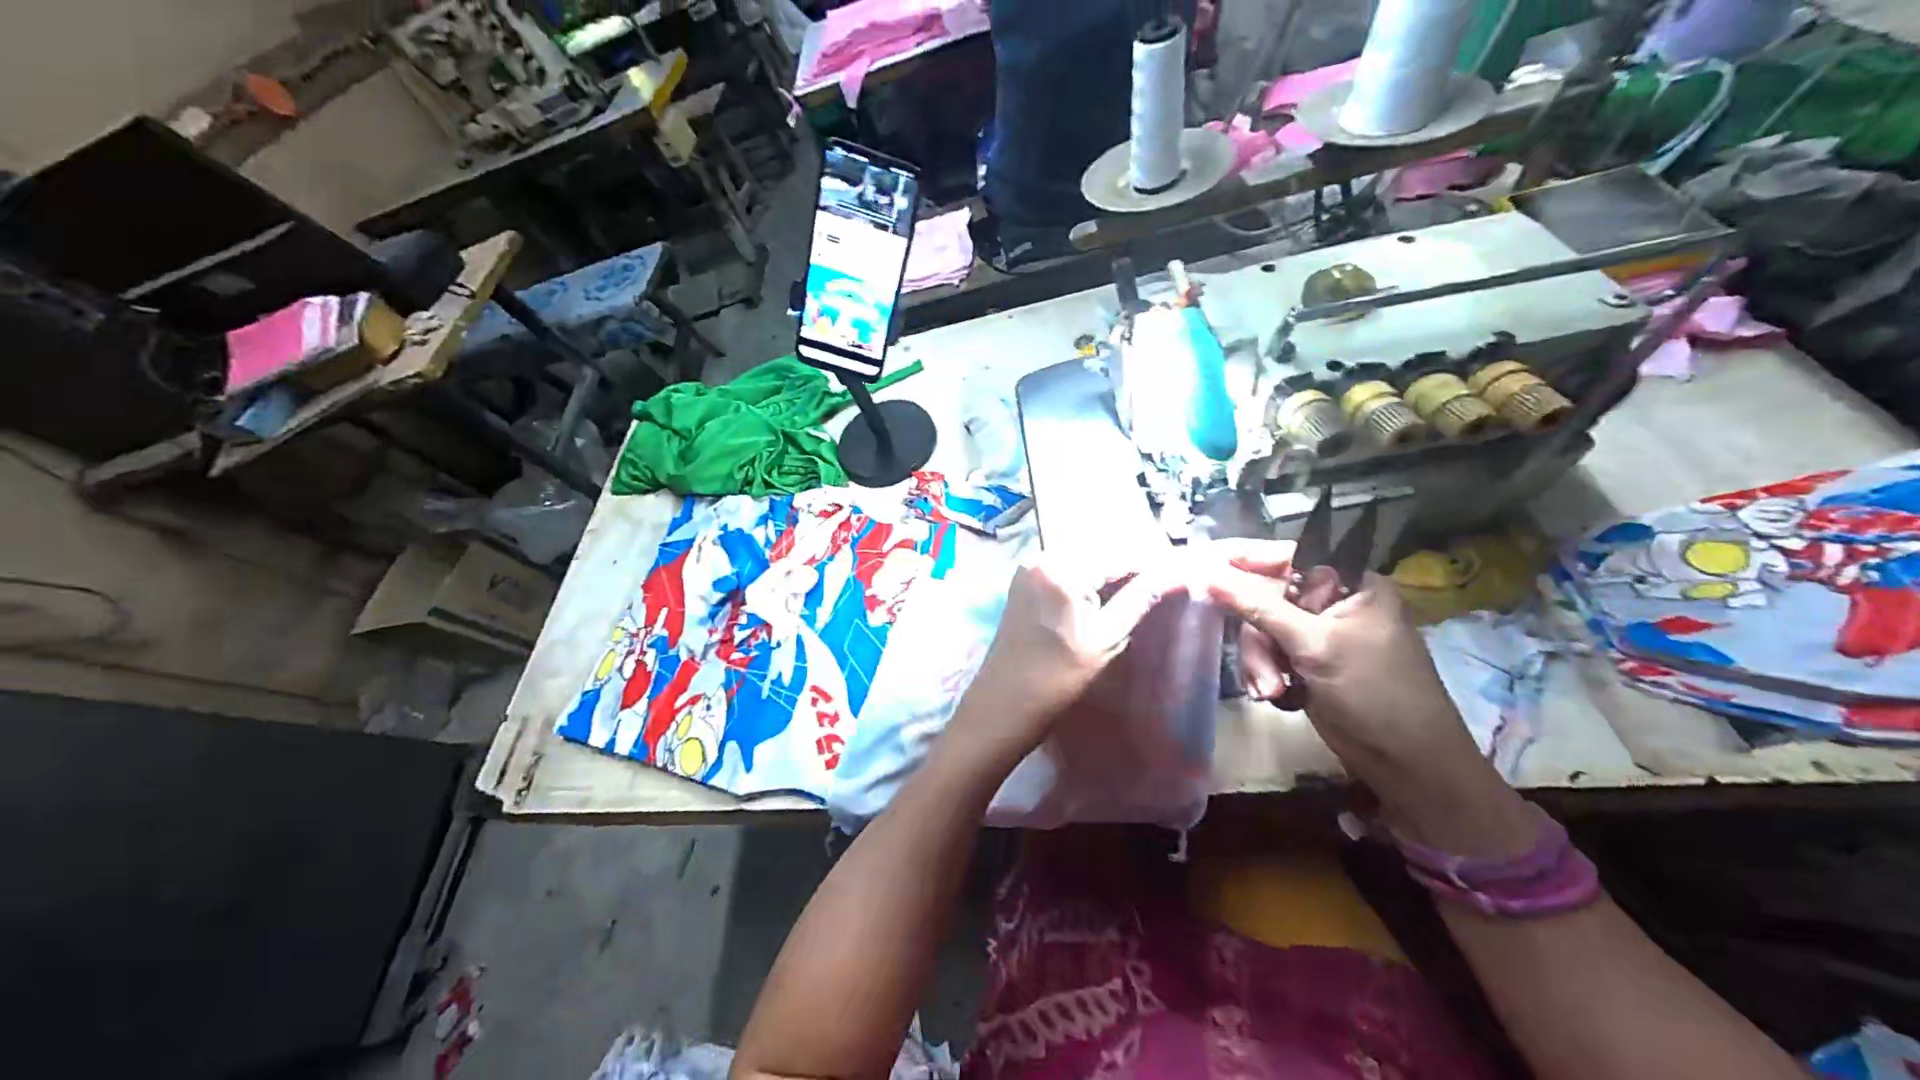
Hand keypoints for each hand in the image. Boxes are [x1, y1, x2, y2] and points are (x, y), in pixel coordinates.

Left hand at [948, 554, 1182, 763]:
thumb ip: (1138, 600)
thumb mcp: (1106, 639)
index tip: (1177, 574)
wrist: (1003, 704)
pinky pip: (1063, 572)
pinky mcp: (1021, 583)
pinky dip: (1084, 581)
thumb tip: (1173, 574)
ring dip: (1107, 575)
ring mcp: (1027, 569)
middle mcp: (1040, 557)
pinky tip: (1103, 599)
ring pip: (1081, 562)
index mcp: (1061, 567)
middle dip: (1128, 568)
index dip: (1150, 566)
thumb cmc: (1057, 678)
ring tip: (1137, 593)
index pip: (1118, 556)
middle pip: (1097, 554)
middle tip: (1160, 585)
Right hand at [1204, 540, 1533, 854]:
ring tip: (1272, 692)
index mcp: (1352, 586)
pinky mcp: (1308, 665)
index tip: (1214, 569)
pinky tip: (1277, 697)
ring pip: (1264, 631)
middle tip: (1266, 671)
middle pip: (1269, 600)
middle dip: (1260, 638)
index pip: (1293, 558)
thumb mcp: (1315, 645)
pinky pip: (1269, 655)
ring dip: (1262, 663)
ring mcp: (1320, 636)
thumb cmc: (1373, 692)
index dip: (1253, 563)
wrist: (1406, 763)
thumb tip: (1211, 577)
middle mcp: (1334, 605)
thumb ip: (1260, 608)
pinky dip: (1267, 675)